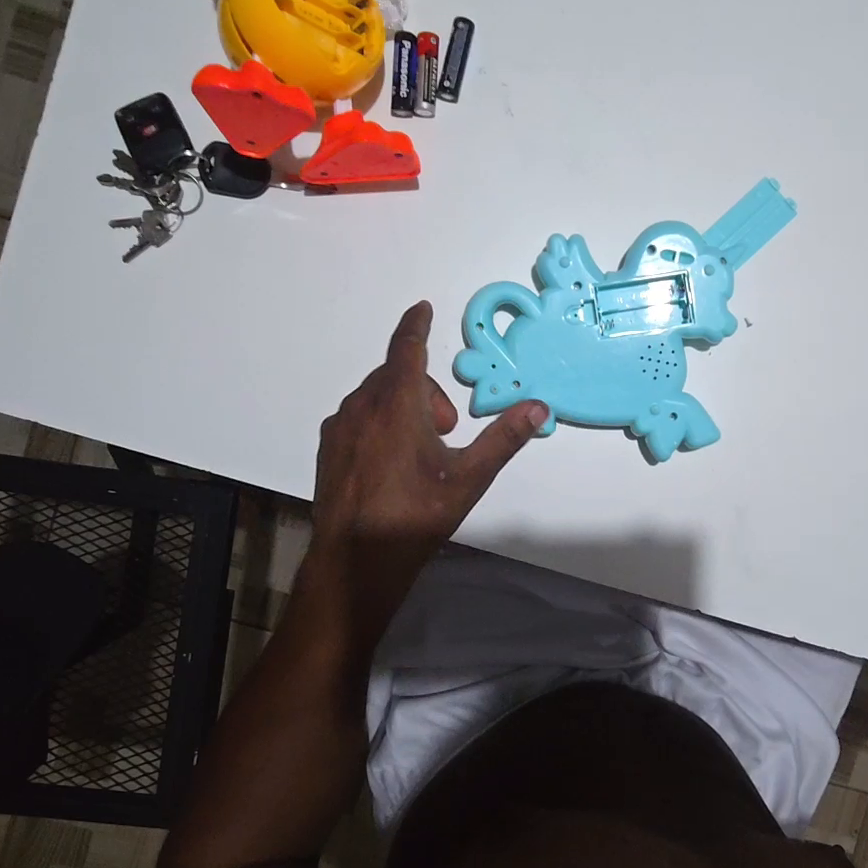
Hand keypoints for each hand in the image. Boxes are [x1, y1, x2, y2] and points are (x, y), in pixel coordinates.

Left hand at [309, 301, 546, 593]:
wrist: (356, 559)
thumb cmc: (416, 515)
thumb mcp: (469, 478)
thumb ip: (504, 438)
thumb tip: (539, 407)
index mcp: (397, 404)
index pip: (407, 347)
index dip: (417, 325)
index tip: (423, 308)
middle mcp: (362, 406)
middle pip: (395, 375)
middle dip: (424, 388)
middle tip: (446, 430)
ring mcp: (340, 428)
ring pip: (375, 396)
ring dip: (401, 406)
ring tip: (421, 451)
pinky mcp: (328, 449)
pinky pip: (358, 417)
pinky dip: (378, 422)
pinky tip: (391, 463)